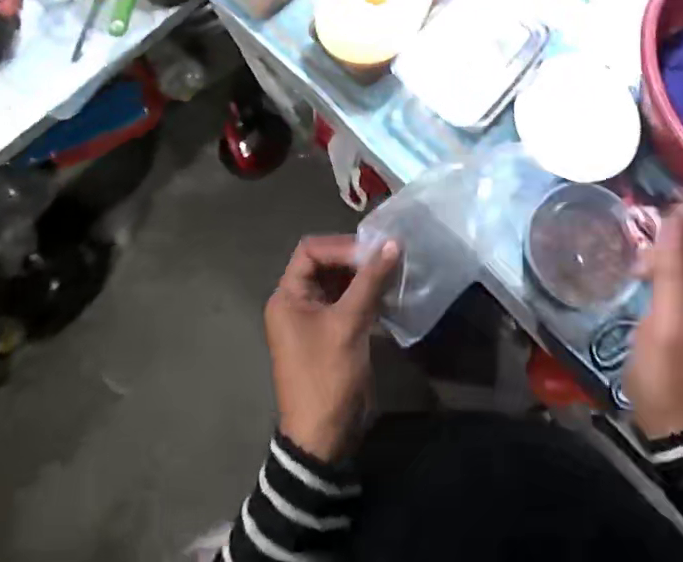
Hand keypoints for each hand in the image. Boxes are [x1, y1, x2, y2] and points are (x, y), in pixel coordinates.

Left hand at [264, 234, 400, 461]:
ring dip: (364, 277)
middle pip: (325, 264)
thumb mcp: (348, 325)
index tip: (374, 251)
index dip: (341, 247)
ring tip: (394, 271)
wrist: (324, 438)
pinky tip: (390, 293)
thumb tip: (394, 244)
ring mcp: (314, 319)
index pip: (310, 251)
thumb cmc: (327, 376)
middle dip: (356, 259)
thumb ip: (370, 281)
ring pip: (339, 284)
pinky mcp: (332, 334)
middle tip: (389, 258)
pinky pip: (348, 303)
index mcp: (287, 297)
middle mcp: (296, 303)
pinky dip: (367, 295)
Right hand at [626, 207, 682, 438]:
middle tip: (651, 224)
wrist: (668, 417)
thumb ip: (672, 267)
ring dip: (668, 244)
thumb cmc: (670, 369)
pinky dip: (659, 260)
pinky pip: (677, 267)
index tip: (675, 211)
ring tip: (640, 255)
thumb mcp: (668, 317)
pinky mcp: (682, 303)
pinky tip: (637, 270)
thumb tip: (673, 217)